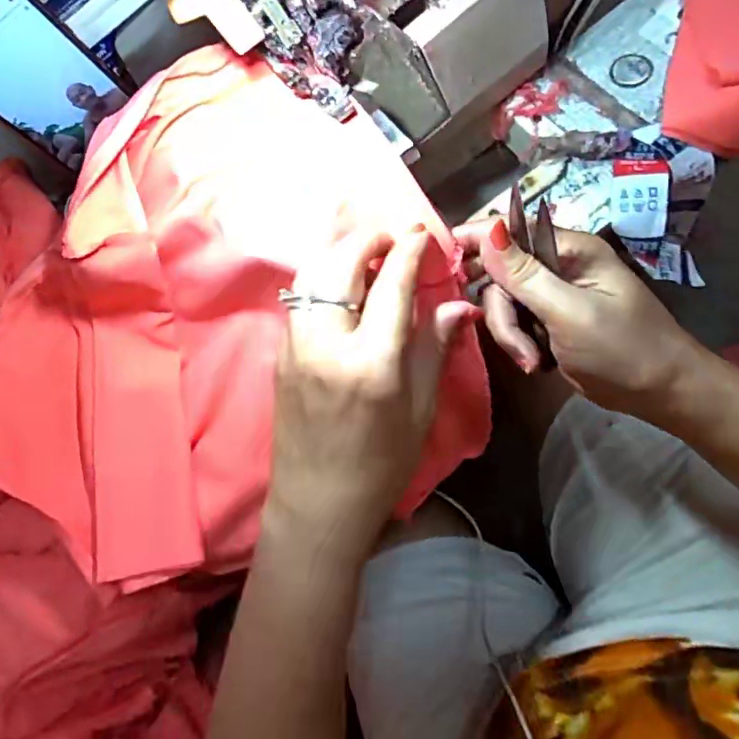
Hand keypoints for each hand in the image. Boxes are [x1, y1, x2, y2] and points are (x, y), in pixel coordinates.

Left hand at [268, 228, 477, 558]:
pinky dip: (320, 276)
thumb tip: (458, 305)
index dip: (408, 251)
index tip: (420, 233)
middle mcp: (327, 344)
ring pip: (311, 275)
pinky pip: (299, 297)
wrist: (317, 505)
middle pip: (342, 266)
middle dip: (368, 239)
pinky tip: (339, 282)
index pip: (391, 285)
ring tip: (365, 251)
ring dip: (339, 252)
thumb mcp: (419, 410)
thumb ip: (433, 349)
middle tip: (391, 237)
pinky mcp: (280, 353)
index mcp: (371, 362)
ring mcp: (295, 346)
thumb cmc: (380, 466)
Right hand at [453, 219, 712, 419]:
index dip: (475, 240)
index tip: (444, 262)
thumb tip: (487, 230)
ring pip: (503, 301)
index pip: (510, 229)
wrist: (663, 394)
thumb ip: (524, 274)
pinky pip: (515, 321)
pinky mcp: (548, 319)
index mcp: (568, 249)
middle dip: (499, 308)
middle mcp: (557, 264)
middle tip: (511, 338)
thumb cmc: (625, 348)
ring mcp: (552, 293)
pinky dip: (519, 342)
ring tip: (533, 361)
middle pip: (500, 272)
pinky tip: (537, 362)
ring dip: (511, 332)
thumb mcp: (570, 312)